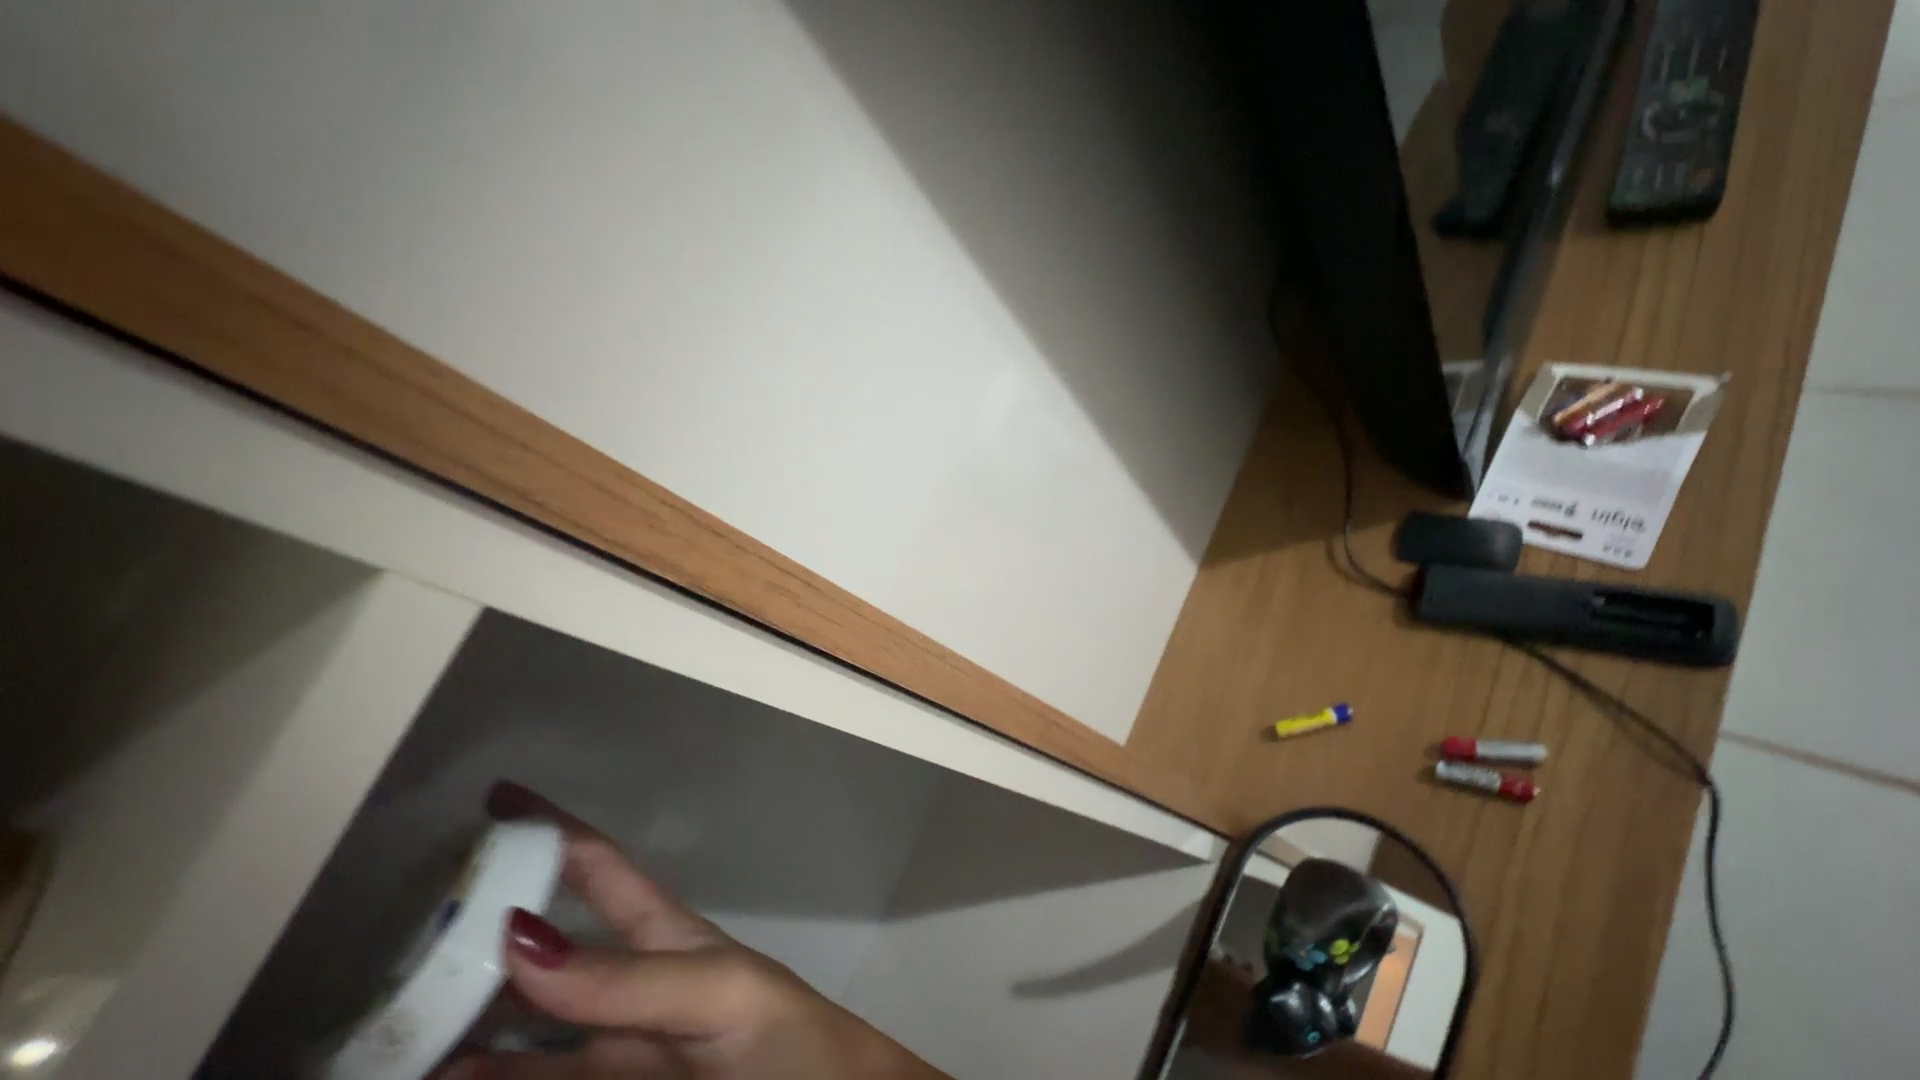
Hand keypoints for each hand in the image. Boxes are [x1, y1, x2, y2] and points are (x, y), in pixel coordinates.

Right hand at [435, 781, 946, 1078]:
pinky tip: (443, 1079)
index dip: (551, 830)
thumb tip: (517, 940)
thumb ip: (625, 978)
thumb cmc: (787, 1039)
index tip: (492, 799)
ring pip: (522, 1035)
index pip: (597, 868)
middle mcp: (626, 988)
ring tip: (390, 1039)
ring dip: (462, 1033)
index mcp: (662, 938)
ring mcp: (614, 1051)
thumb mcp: (718, 994)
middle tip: (394, 957)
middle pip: (539, 959)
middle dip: (474, 951)